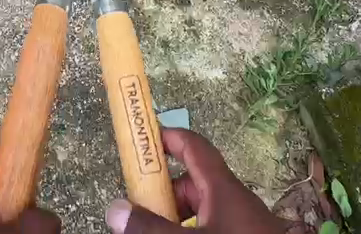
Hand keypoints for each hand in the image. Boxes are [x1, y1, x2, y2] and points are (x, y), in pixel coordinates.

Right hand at [104, 129, 286, 233]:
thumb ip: (152, 228)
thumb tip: (113, 208)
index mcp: (223, 187)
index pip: (193, 145)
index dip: (167, 136)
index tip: (141, 139)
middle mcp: (236, 202)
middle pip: (195, 184)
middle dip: (166, 192)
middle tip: (142, 210)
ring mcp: (246, 226)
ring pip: (206, 212)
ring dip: (180, 219)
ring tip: (159, 231)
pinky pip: (219, 228)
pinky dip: (198, 231)